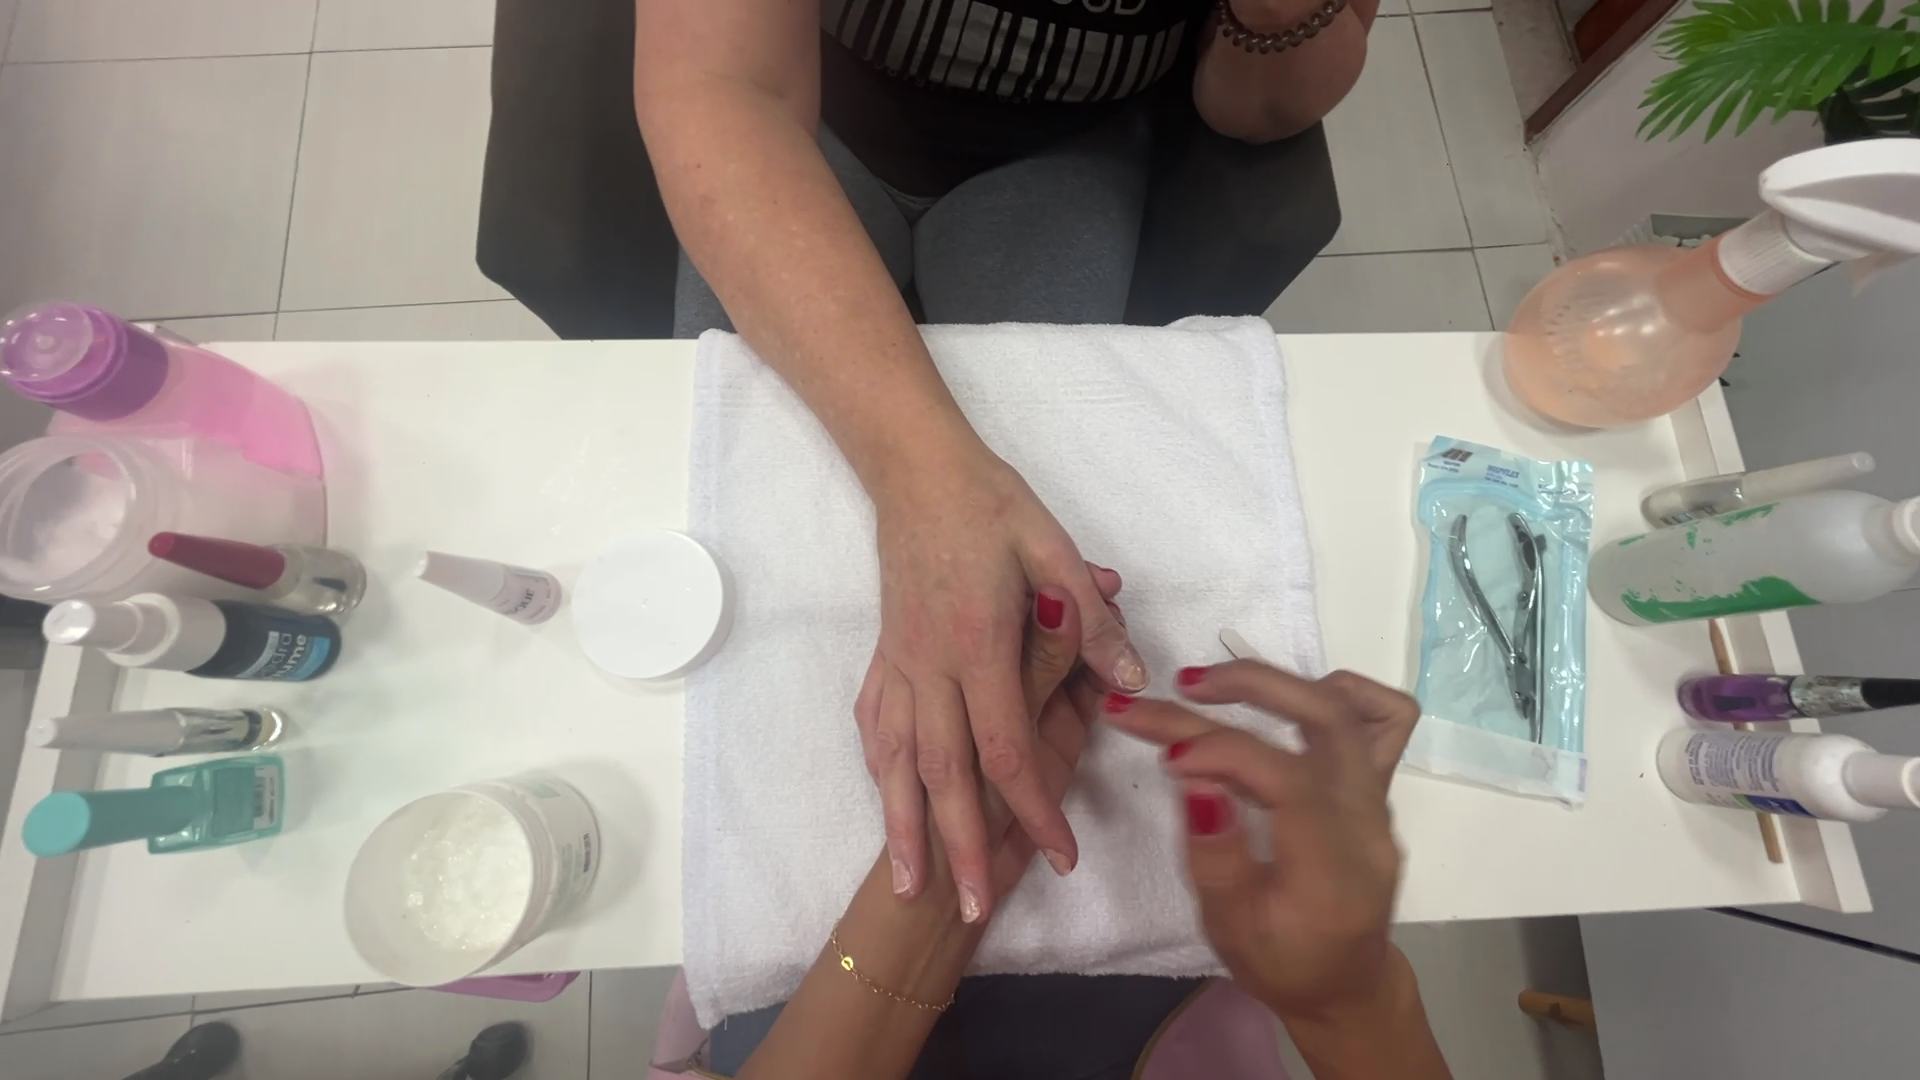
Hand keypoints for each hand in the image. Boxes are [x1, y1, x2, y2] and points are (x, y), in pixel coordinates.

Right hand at [854, 456, 1144, 922]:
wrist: (916, 471)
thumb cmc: (987, 503)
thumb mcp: (1052, 547)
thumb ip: (1088, 620)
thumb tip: (1130, 680)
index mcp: (979, 641)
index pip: (1006, 745)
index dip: (1033, 808)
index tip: (1059, 855)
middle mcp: (931, 664)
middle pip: (943, 772)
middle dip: (959, 846)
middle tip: (966, 910)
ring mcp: (899, 660)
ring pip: (896, 756)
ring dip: (902, 823)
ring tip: (906, 882)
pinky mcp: (883, 650)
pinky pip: (873, 718)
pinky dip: (879, 766)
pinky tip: (885, 790)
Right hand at [1098, 662, 1418, 1020]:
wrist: (1345, 984)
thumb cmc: (1280, 962)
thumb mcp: (1229, 928)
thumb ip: (1215, 857)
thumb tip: (1194, 777)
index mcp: (1333, 871)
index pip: (1287, 777)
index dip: (1220, 751)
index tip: (1165, 756)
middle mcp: (1368, 823)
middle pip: (1328, 719)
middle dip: (1250, 686)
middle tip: (1183, 685)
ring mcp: (1378, 799)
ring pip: (1352, 708)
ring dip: (1278, 681)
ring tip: (1214, 686)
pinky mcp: (1376, 785)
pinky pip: (1382, 718)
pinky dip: (1335, 692)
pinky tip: (1281, 700)